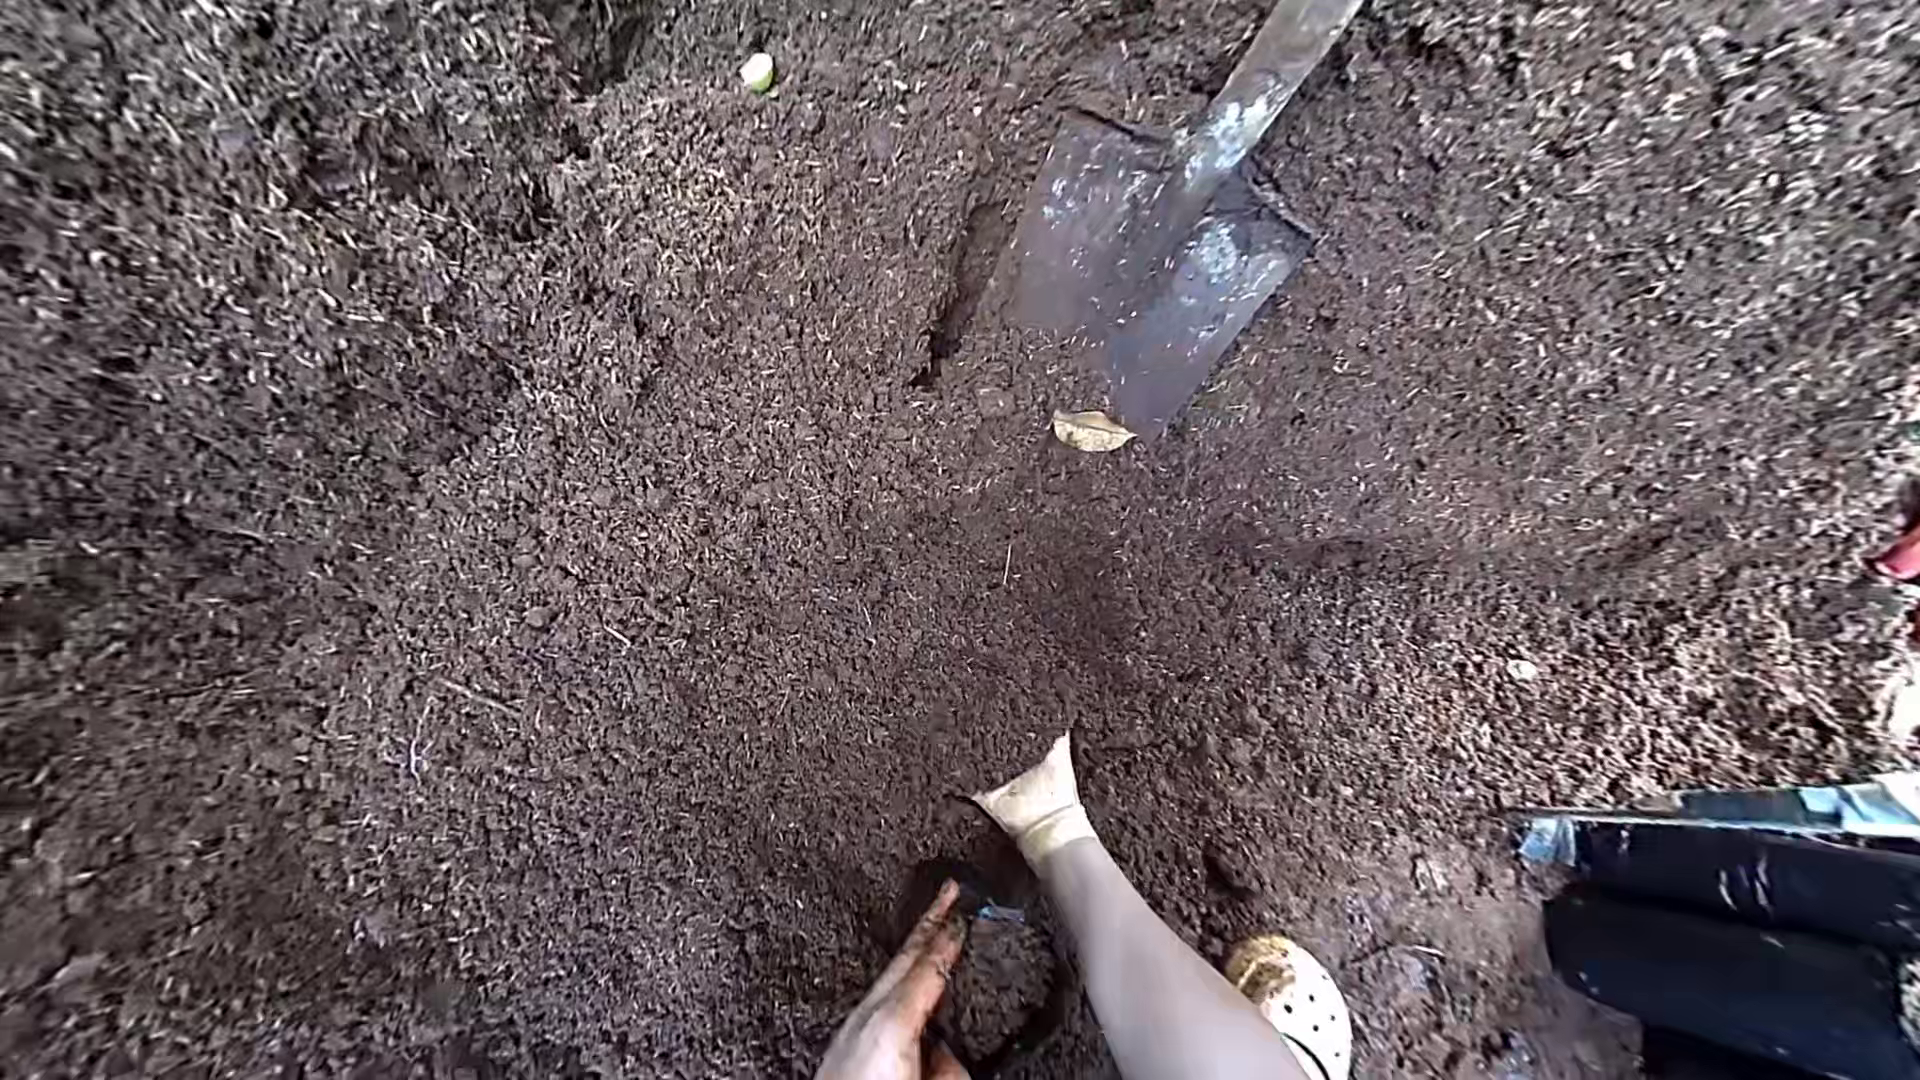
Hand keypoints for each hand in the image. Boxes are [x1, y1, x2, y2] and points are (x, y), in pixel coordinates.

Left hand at [815, 880, 970, 1079]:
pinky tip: (909, 982)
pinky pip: (880, 995)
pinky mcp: (844, 1044)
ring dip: (915, 947)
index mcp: (892, 1025)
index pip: (930, 967)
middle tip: (949, 889)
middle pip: (906, 956)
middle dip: (930, 919)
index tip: (966, 908)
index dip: (951, 936)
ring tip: (935, 924)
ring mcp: (851, 1028)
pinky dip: (899, 976)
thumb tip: (949, 1055)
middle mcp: (868, 1017)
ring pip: (891, 973)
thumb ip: (950, 1072)